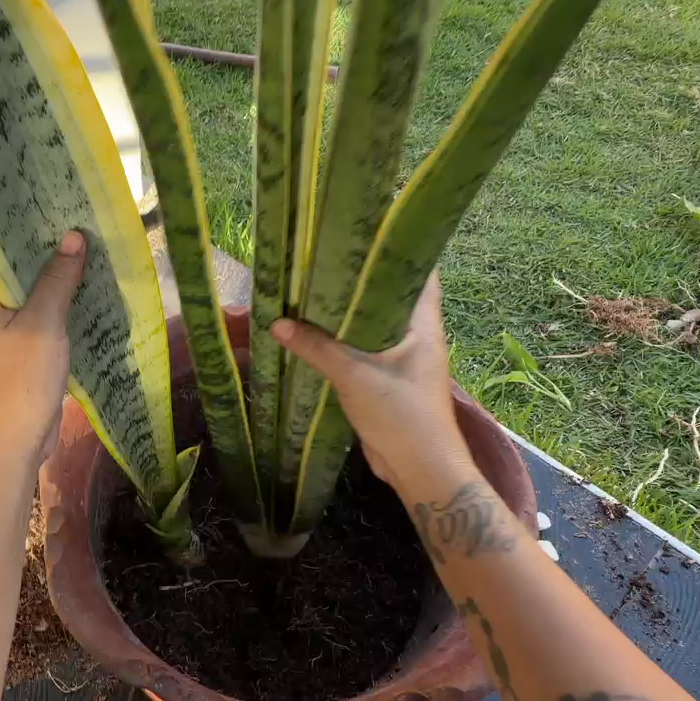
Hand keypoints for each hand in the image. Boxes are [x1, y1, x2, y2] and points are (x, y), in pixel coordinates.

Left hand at [0, 231, 85, 463]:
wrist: (13, 442)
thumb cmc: (21, 379)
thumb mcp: (42, 323)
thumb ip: (57, 280)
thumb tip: (72, 236)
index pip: (17, 254)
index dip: (44, 234)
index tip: (75, 213)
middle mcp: (1, 311)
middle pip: (35, 276)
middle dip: (65, 259)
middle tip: (101, 233)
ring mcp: (18, 334)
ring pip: (50, 301)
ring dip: (74, 288)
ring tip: (109, 260)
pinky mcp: (36, 355)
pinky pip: (58, 325)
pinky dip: (77, 315)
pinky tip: (103, 302)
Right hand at [271, 270, 472, 492]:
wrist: (418, 468)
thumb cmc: (400, 413)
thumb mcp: (353, 375)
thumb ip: (315, 348)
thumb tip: (276, 323)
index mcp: (423, 325)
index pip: (420, 274)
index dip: (400, 250)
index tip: (368, 233)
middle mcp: (417, 337)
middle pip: (390, 298)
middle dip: (361, 282)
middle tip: (324, 262)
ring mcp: (403, 362)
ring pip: (373, 328)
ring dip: (347, 316)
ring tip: (312, 294)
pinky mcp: (387, 383)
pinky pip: (363, 353)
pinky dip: (342, 345)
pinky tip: (314, 339)